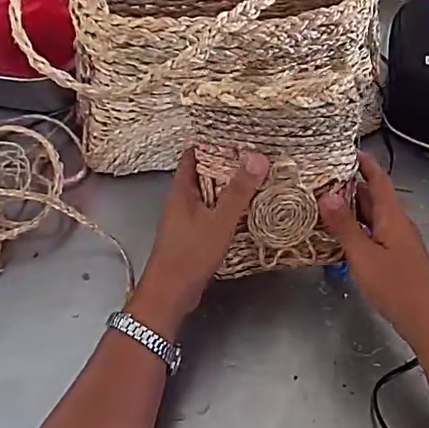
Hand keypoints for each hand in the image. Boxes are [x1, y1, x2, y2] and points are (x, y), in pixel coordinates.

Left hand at [128, 149, 268, 338]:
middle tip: (256, 154)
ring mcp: (188, 218)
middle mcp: (182, 200)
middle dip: (228, 163)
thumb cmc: (190, 253)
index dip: (212, 141)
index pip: (193, 154)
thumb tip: (258, 157)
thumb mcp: (219, 219)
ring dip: (231, 186)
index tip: (237, 134)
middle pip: (204, 172)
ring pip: (211, 194)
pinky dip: (230, 207)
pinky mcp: (195, 235)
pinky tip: (248, 209)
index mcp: (182, 189)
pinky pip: (215, 212)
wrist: (170, 293)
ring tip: (258, 177)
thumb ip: (239, 190)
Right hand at [317, 152, 428, 342]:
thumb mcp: (363, 255)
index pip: (379, 180)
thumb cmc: (396, 286)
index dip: (366, 163)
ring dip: (353, 207)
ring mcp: (398, 240)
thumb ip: (344, 226)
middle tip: (325, 178)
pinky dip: (357, 227)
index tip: (349, 150)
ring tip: (326, 202)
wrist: (425, 318)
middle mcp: (397, 223)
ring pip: (374, 215)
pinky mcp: (396, 256)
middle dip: (352, 185)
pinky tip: (342, 235)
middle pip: (375, 196)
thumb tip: (327, 195)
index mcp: (392, 216)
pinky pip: (374, 231)